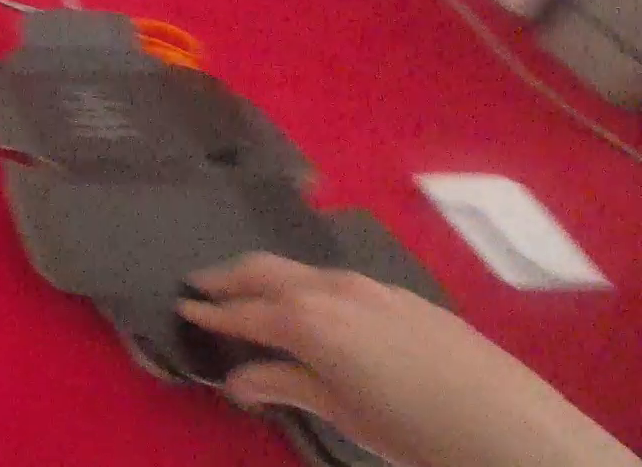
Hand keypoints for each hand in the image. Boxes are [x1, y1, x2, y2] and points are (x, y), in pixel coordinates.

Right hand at [179, 253, 636, 466]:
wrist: (522, 434)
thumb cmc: (415, 430)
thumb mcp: (342, 413)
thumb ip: (283, 384)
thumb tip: (235, 380)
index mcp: (304, 319)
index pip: (240, 311)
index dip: (208, 312)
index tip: (182, 306)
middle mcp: (327, 288)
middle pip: (260, 270)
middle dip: (226, 276)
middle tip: (200, 284)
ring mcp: (368, 286)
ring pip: (298, 269)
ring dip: (266, 276)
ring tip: (251, 291)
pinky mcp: (402, 295)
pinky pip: (337, 280)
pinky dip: (308, 285)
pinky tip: (318, 307)